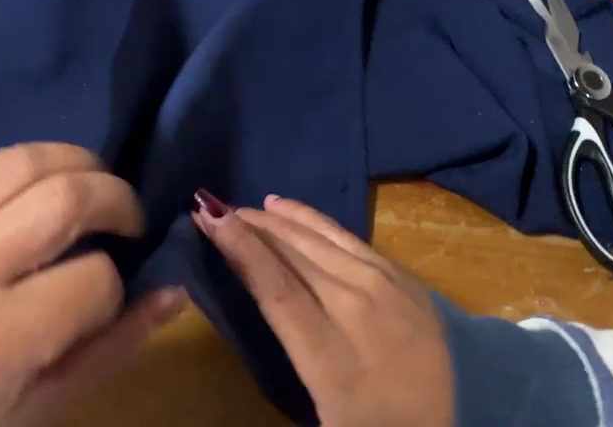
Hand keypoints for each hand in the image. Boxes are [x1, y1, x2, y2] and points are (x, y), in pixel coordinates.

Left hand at [0, 143, 185, 426]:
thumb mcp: (40, 403)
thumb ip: (113, 345)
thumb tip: (175, 290)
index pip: (94, 279)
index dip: (116, 283)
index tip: (107, 295)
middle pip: (68, 198)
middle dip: (117, 200)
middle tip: (128, 219)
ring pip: (35, 159)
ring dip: (83, 165)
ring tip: (96, 192)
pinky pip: (1, 156)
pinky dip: (41, 162)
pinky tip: (49, 187)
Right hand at [193, 191, 452, 426]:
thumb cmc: (364, 423)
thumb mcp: (316, 395)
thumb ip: (287, 328)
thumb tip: (252, 271)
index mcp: (328, 351)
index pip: (273, 284)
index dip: (239, 245)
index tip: (209, 215)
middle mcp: (355, 308)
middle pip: (292, 252)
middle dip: (250, 226)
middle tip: (215, 208)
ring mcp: (385, 286)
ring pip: (319, 237)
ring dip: (278, 220)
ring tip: (248, 208)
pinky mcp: (404, 277)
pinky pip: (350, 237)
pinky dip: (315, 220)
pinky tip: (292, 211)